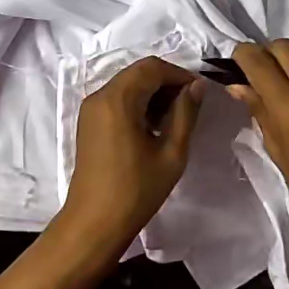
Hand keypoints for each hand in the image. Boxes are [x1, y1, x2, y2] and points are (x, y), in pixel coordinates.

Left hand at [57, 56, 202, 250]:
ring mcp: (90, 109)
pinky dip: (136, 103)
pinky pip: (116, 99)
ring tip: (174, 119)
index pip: (152, 68)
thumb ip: (185, 113)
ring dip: (152, 93)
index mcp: (118, 99)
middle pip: (137, 72)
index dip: (179, 74)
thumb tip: (197, 87)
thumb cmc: (137, 190)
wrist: (95, 220)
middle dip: (166, 82)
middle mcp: (99, 96)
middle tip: (189, 106)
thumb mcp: (171, 152)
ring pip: (126, 84)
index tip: (200, 93)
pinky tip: (153, 127)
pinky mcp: (88, 122)